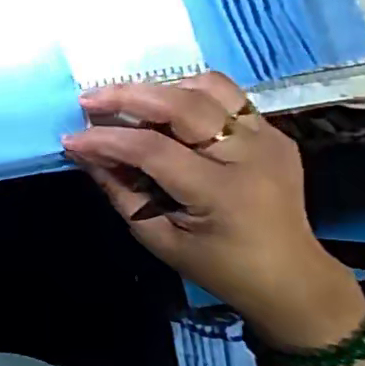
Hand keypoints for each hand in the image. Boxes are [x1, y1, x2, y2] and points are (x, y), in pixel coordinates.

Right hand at [63, 71, 364, 350]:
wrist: (292, 278)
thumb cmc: (220, 268)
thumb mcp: (161, 240)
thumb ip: (122, 193)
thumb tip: (88, 155)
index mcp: (221, 192)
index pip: (152, 150)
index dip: (107, 140)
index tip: (72, 138)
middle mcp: (249, 154)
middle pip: (182, 104)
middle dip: (128, 96)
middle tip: (90, 98)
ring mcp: (268, 137)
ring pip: (209, 87)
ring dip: (163, 88)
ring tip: (130, 100)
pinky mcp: (275, 131)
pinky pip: (227, 97)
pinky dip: (191, 95)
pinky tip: (167, 110)